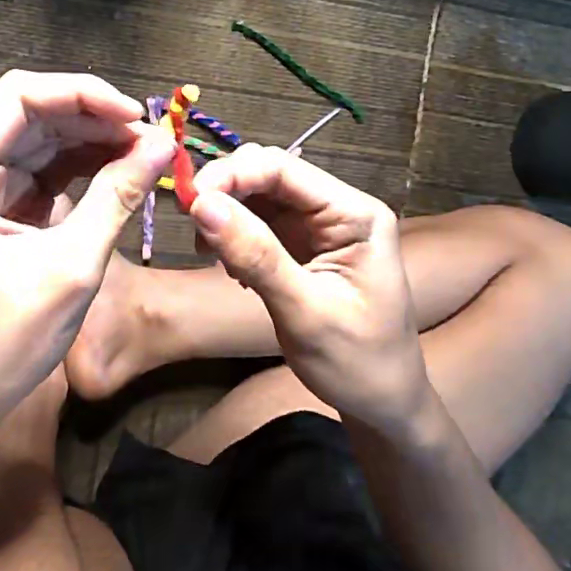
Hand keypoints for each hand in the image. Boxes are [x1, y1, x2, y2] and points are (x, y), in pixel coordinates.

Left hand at [0, 71, 174, 437]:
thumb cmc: (4, 343)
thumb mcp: (72, 266)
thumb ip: (116, 196)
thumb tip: (164, 145)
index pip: (17, 98)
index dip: (80, 94)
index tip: (133, 114)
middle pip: (28, 112)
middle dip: (91, 116)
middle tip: (148, 136)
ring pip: (38, 136)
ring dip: (91, 137)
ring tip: (144, 149)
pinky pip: (40, 167)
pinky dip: (81, 163)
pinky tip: (121, 164)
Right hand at [188, 145, 431, 431]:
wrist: (381, 402)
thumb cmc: (357, 362)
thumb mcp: (305, 312)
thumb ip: (256, 255)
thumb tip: (202, 205)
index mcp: (354, 214)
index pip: (284, 168)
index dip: (232, 174)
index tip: (190, 199)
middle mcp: (336, 208)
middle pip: (267, 173)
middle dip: (225, 190)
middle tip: (192, 223)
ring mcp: (316, 224)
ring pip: (257, 193)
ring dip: (225, 211)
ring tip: (210, 251)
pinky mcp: (298, 243)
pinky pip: (255, 219)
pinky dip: (231, 232)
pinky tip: (227, 263)